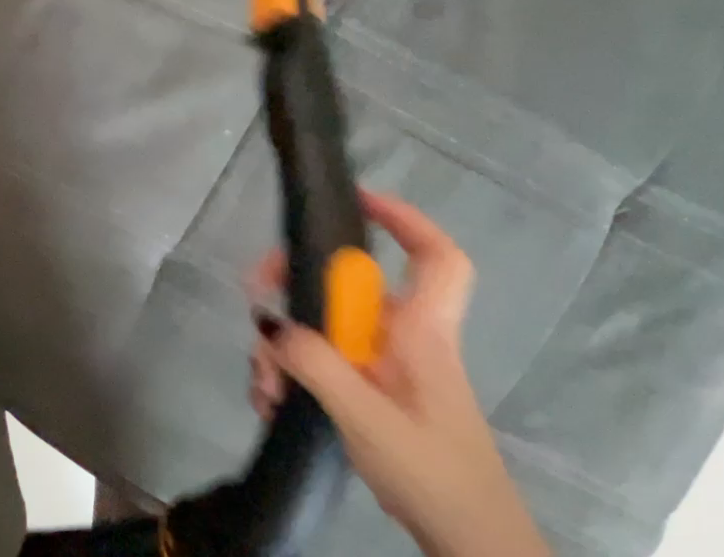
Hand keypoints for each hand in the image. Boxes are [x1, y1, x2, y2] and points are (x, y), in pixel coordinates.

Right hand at [246, 192, 549, 556]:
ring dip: (281, 349)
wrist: (469, 543)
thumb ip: (318, 365)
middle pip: (345, 285)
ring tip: (266, 386)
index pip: (437, 260)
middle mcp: (403, 340)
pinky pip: (317, 362)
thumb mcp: (369, 420)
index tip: (356, 200)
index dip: (406, 221)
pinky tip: (273, 401)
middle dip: (293, 288)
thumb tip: (270, 324)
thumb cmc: (436, 476)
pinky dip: (288, 374)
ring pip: (320, 327)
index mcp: (422, 335)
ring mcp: (382, 367)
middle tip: (255, 302)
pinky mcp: (366, 393)